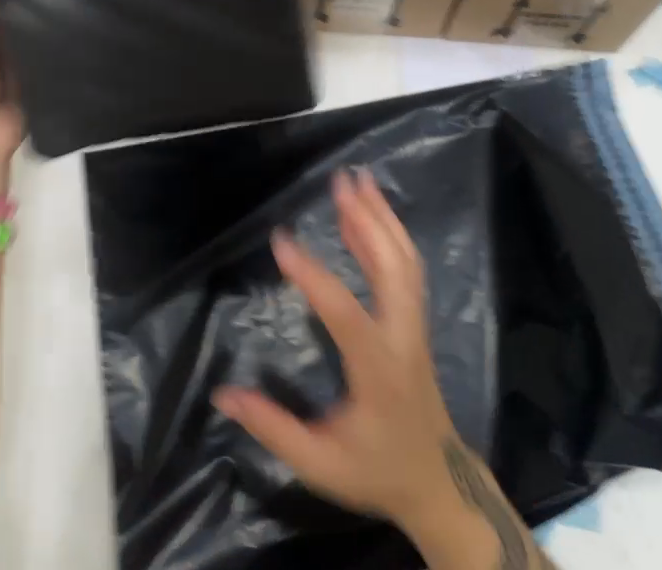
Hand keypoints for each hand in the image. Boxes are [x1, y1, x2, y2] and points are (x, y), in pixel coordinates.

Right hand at [212, 169, 459, 526]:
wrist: (438, 483)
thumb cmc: (376, 471)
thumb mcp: (319, 463)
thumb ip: (273, 428)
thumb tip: (223, 394)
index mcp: (378, 369)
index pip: (346, 312)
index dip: (312, 275)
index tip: (281, 242)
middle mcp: (402, 337)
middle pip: (394, 268)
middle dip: (369, 220)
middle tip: (342, 180)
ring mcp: (414, 328)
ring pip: (406, 262)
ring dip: (382, 218)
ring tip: (359, 179)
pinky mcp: (415, 325)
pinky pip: (408, 271)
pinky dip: (391, 236)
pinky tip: (371, 216)